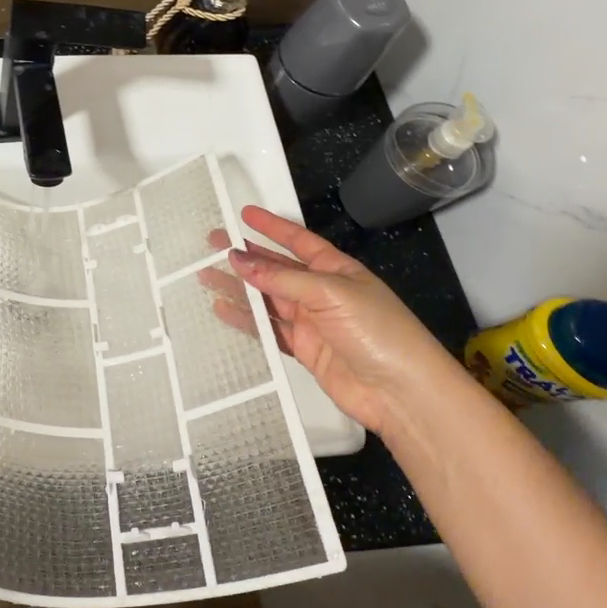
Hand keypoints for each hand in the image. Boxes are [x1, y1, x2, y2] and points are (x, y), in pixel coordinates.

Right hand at [198, 205, 466, 435]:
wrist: (401, 393)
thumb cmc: (375, 330)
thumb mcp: (329, 293)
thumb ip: (280, 278)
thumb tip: (238, 259)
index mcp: (336, 269)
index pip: (299, 241)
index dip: (272, 227)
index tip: (243, 214)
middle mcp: (322, 292)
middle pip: (277, 269)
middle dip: (246, 257)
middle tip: (211, 244)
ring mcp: (312, 322)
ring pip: (267, 299)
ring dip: (239, 288)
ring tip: (205, 276)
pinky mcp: (304, 350)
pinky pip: (268, 330)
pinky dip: (245, 320)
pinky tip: (223, 310)